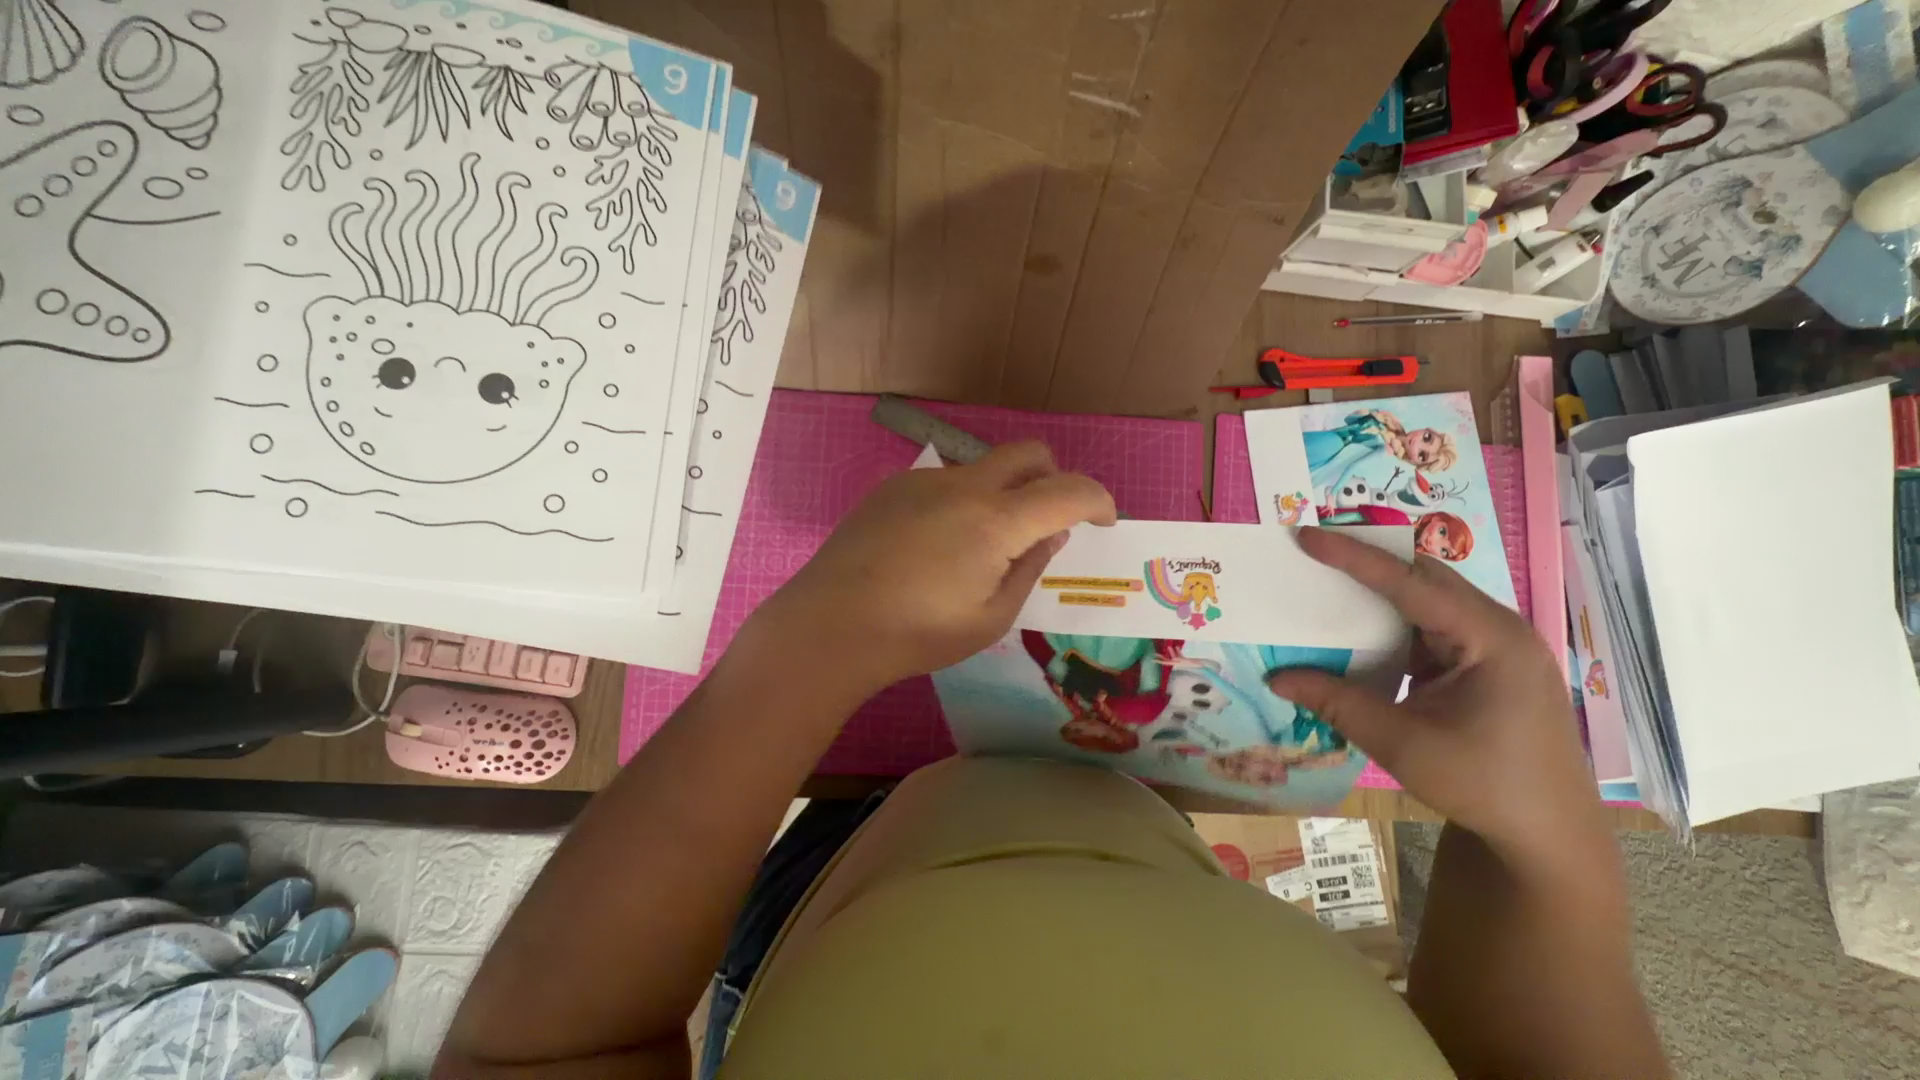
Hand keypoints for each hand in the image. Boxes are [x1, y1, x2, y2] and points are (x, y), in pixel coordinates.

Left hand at [755, 442, 1115, 692]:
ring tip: (981, 545)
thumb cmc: (918, 634)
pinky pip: (943, 482)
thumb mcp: (991, 618)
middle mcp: (964, 486)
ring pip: (982, 467)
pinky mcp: (891, 487)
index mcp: (997, 521)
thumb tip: (1049, 532)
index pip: (1068, 490)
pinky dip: (961, 501)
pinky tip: (934, 546)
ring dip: (1002, 492)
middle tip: (1049, 518)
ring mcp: (923, 481)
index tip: (1103, 520)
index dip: (1098, 500)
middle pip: (1028, 453)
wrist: (830, 625)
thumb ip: (1029, 568)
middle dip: (1054, 477)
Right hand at [1266, 528, 1606, 863]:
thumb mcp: (1400, 743)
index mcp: (1492, 638)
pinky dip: (1398, 629)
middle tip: (1318, 552)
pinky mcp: (1493, 668)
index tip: (1308, 536)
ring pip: (1433, 603)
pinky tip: (1366, 638)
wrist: (1549, 836)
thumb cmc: (1482, 785)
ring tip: (1333, 587)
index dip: (1355, 557)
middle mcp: (1501, 631)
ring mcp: (1501, 648)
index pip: (1412, 582)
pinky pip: (1438, 631)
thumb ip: (1336, 702)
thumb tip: (1276, 678)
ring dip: (1383, 597)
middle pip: (1427, 579)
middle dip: (1371, 563)